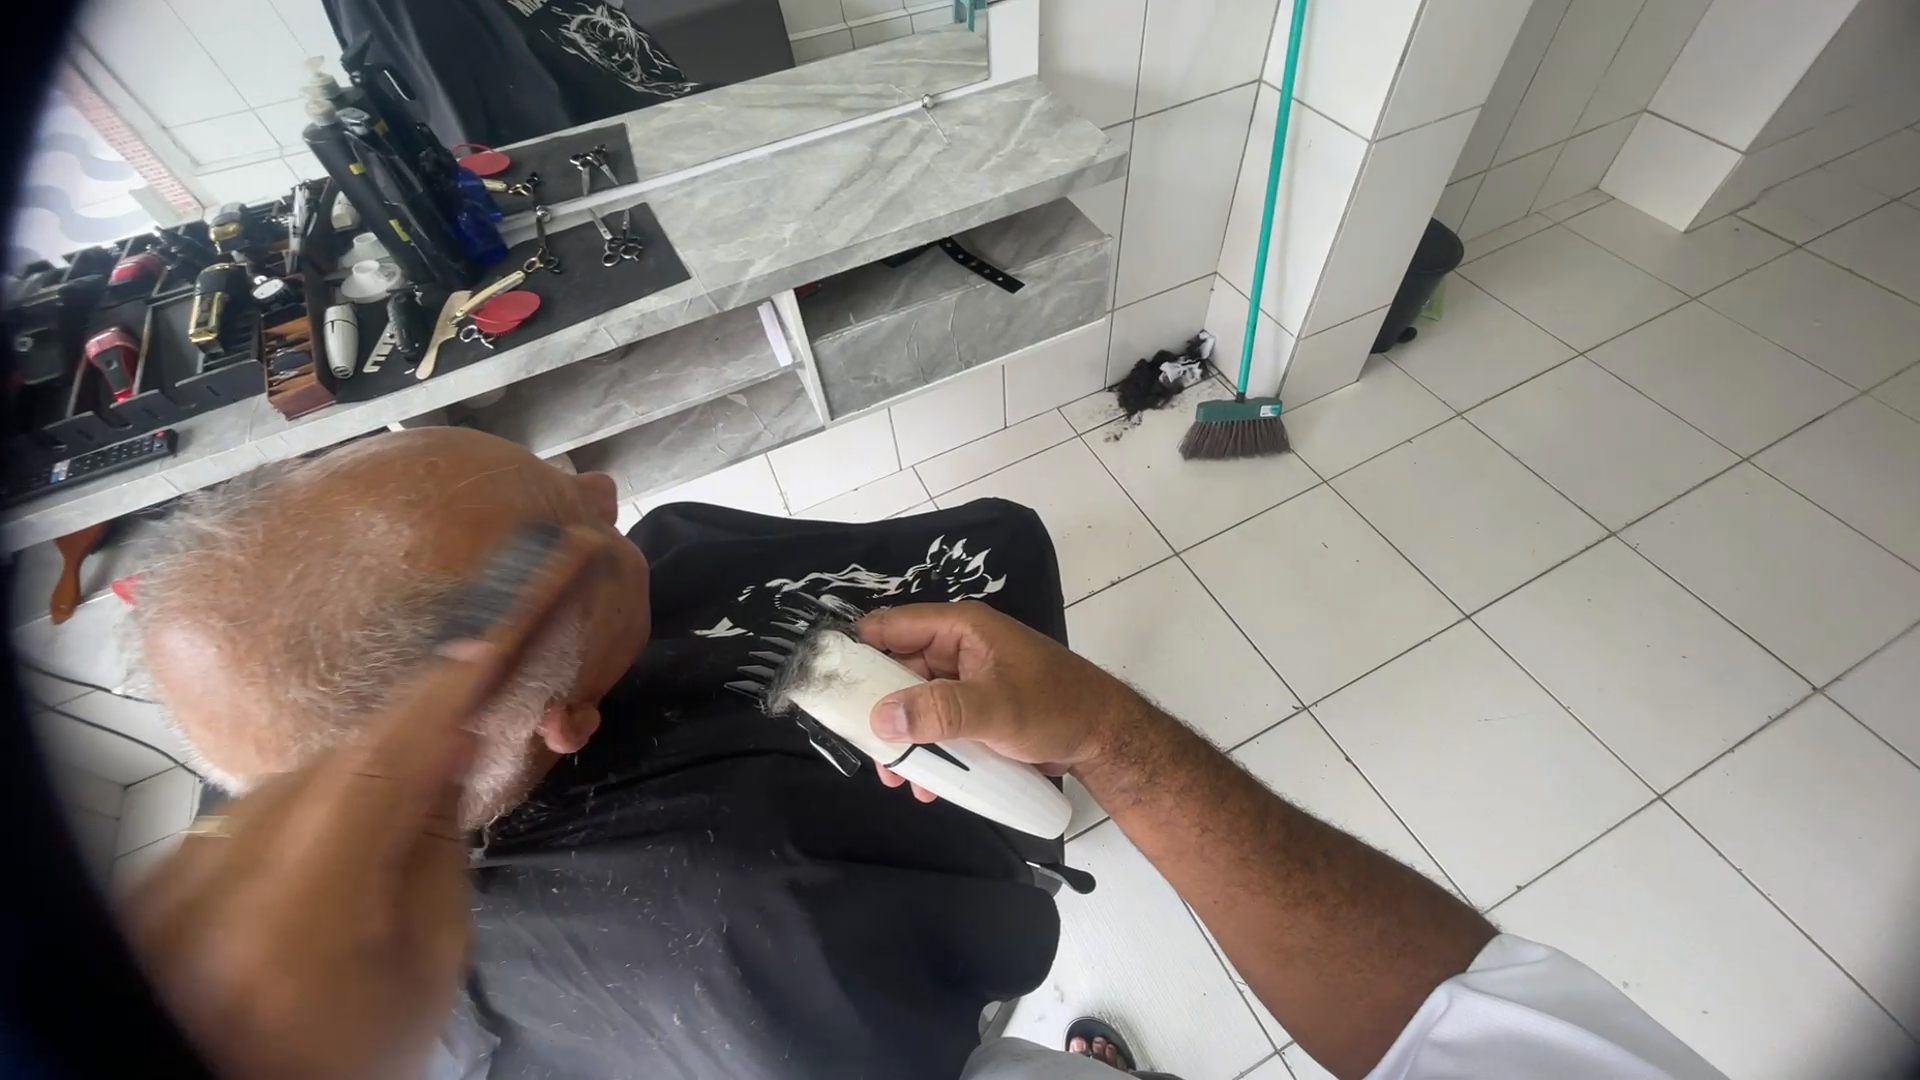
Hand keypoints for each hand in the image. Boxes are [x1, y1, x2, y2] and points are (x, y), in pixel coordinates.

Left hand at [121, 525, 607, 1079]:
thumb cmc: (344, 1055)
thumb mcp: (430, 957)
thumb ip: (438, 846)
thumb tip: (452, 758)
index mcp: (298, 899)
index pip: (389, 751)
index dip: (453, 682)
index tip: (499, 631)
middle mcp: (215, 871)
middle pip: (347, 753)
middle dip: (423, 731)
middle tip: (482, 738)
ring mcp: (175, 872)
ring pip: (303, 773)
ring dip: (373, 768)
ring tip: (414, 808)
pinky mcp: (160, 877)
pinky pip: (262, 804)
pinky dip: (320, 799)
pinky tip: (348, 837)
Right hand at [855, 602, 1151, 800]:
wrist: (1104, 738)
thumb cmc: (1054, 708)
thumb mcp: (995, 709)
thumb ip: (939, 711)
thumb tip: (879, 719)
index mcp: (960, 628)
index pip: (893, 627)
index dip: (857, 649)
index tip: (828, 683)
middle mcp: (958, 648)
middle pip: (899, 670)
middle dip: (881, 710)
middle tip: (866, 748)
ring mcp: (967, 679)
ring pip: (916, 703)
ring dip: (905, 738)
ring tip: (898, 777)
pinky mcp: (976, 709)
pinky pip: (938, 723)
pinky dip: (930, 749)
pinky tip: (930, 784)